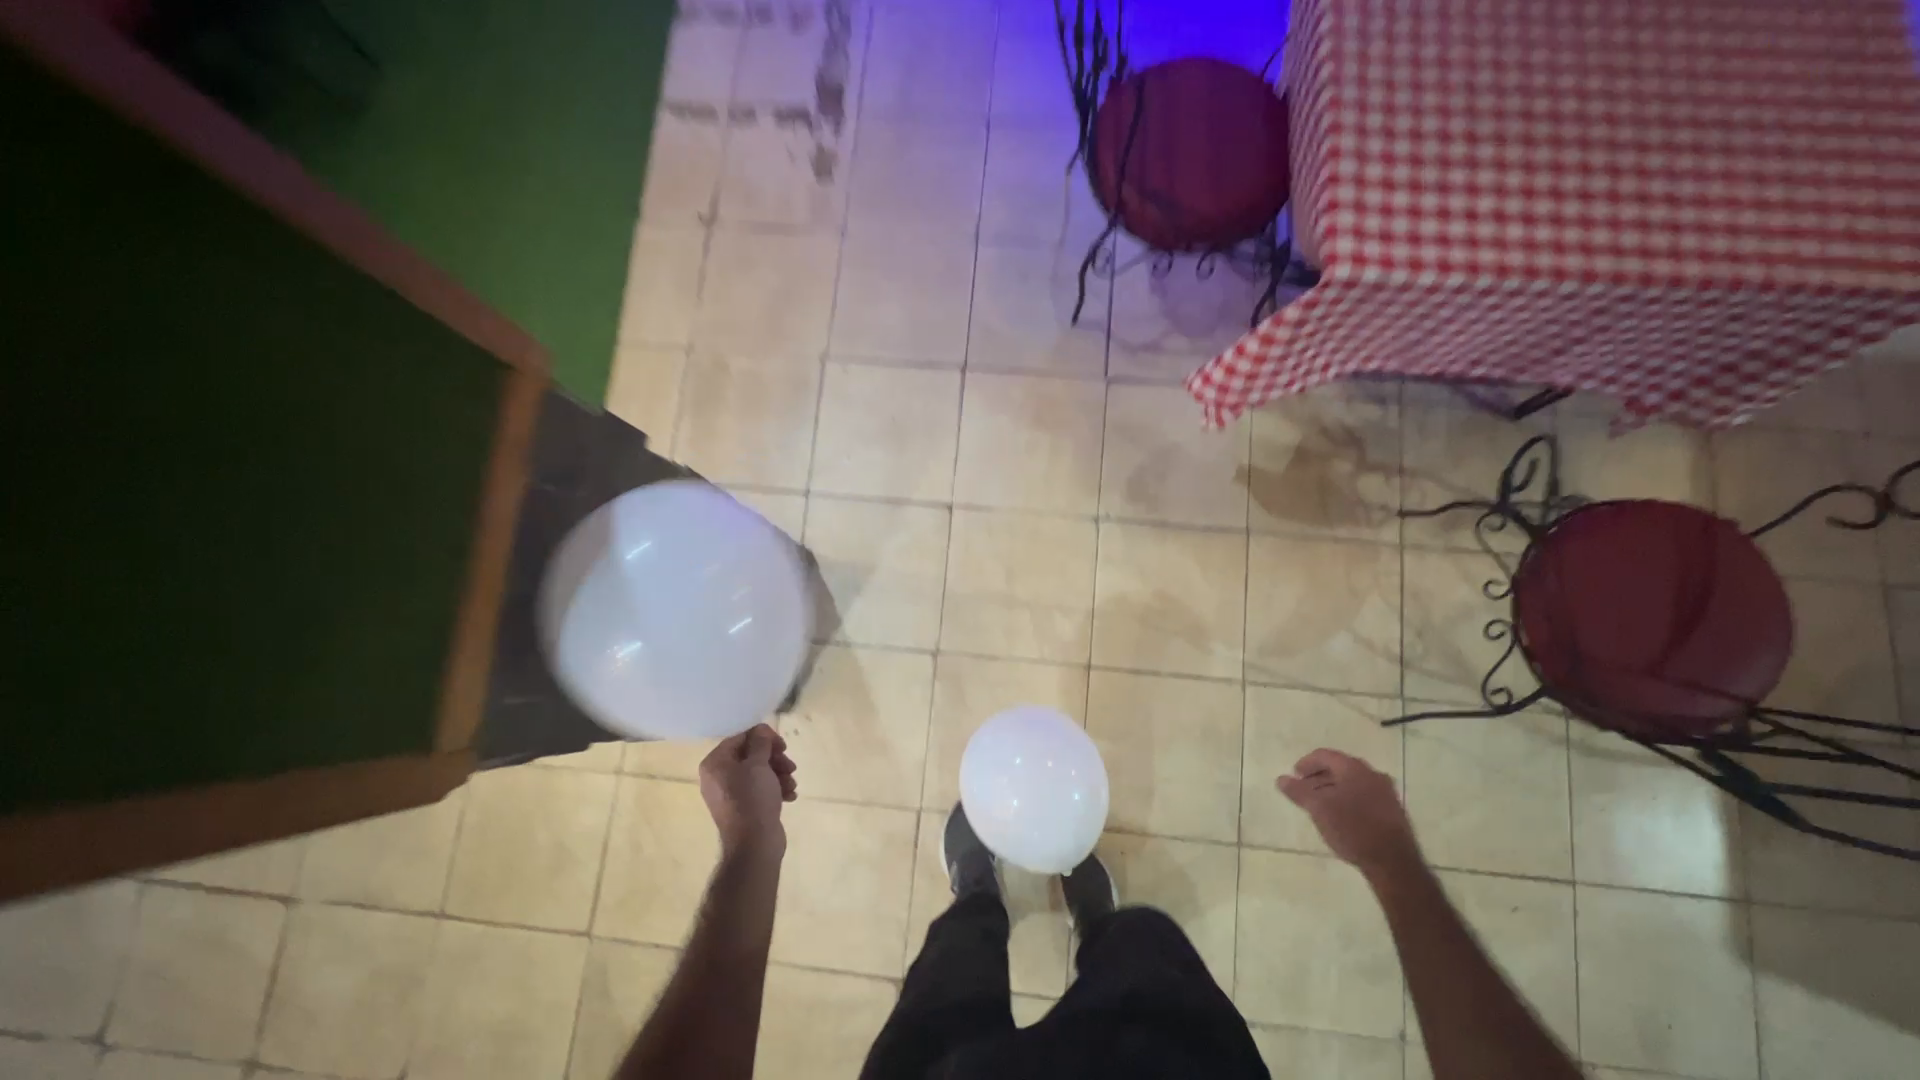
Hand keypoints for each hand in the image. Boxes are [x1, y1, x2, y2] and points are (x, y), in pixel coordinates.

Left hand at [699, 724, 797, 858]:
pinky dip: (775, 789)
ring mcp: (730, 794)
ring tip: (791, 784)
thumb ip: (760, 743)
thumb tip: (760, 729)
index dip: (763, 738)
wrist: (754, 845)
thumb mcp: (758, 765)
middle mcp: (718, 777)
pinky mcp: (743, 808)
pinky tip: (789, 795)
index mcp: (715, 764)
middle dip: (774, 759)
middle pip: (751, 756)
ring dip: (779, 774)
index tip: (782, 744)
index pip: (740, 738)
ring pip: (759, 773)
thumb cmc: (752, 799)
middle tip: (790, 765)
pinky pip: (760, 789)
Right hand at [1278, 748, 1421, 876]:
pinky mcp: (1392, 809)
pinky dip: (1349, 798)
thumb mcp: (1318, 809)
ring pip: (1353, 782)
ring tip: (1321, 804)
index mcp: (1353, 768)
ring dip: (1334, 788)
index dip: (1306, 763)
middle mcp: (1372, 774)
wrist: (1392, 860)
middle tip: (1305, 790)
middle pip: (1339, 767)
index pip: (1324, 755)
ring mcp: (1386, 791)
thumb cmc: (1352, 828)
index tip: (1294, 776)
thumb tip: (1281, 779)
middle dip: (1319, 776)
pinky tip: (1342, 816)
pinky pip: (1365, 794)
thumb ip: (1298, 792)